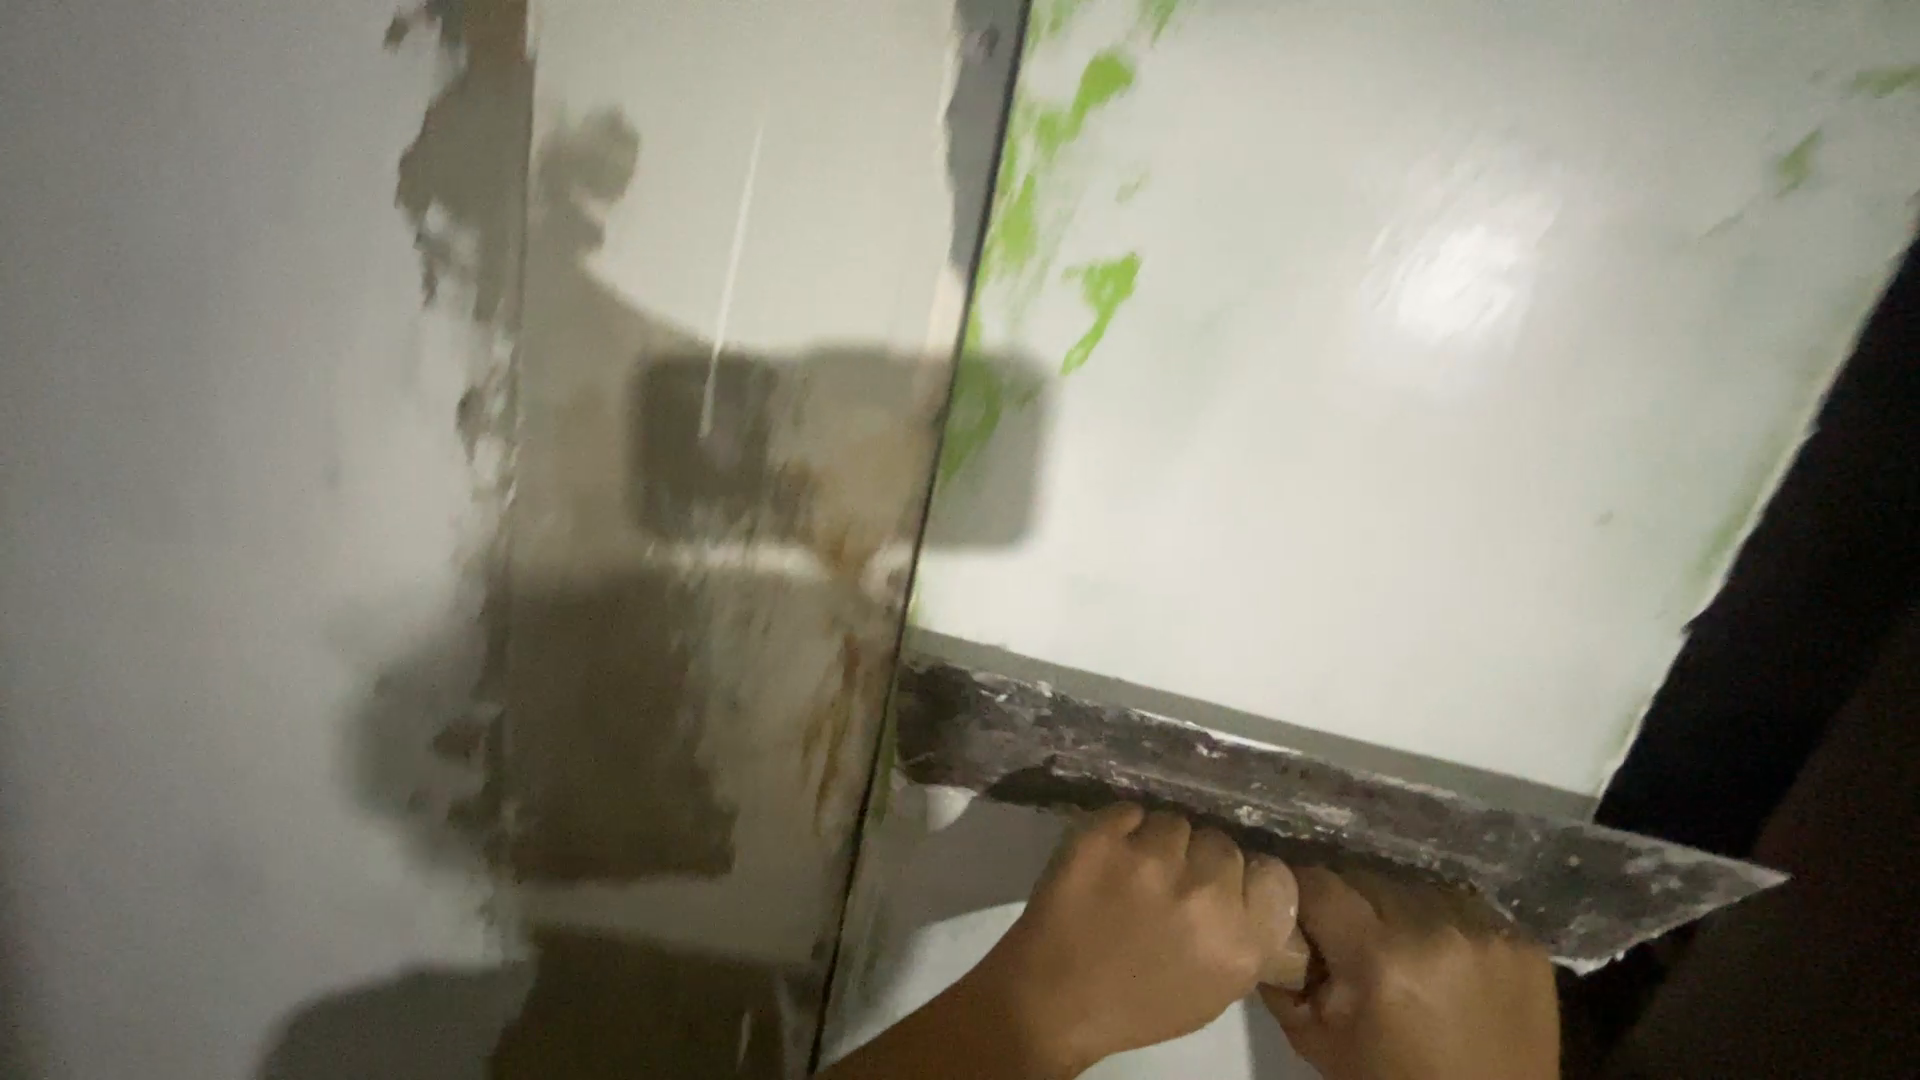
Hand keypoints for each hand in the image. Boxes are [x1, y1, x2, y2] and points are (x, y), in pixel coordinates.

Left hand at [962, 804, 1300, 1075]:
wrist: (1056, 996)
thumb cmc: (1138, 1002)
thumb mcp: (1215, 988)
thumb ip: (1243, 935)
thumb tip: (1248, 887)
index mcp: (1240, 941)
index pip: (1272, 874)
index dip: (1249, 874)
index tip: (1228, 881)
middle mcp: (1202, 893)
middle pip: (1220, 841)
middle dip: (1199, 857)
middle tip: (1173, 880)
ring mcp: (1149, 859)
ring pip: (1173, 820)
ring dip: (1158, 840)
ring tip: (1135, 870)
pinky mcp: (1102, 836)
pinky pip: (1129, 810)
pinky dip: (1121, 828)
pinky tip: (1109, 857)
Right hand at [1259, 867, 1559, 1079]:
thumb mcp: (1315, 1038)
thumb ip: (1280, 974)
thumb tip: (1265, 919)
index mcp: (1378, 956)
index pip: (1317, 882)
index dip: (1300, 894)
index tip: (1296, 911)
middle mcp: (1434, 930)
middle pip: (1365, 878)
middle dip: (1348, 904)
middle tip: (1348, 940)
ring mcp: (1486, 933)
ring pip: (1411, 886)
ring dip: (1395, 910)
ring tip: (1399, 949)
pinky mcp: (1523, 941)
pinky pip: (1460, 906)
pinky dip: (1442, 924)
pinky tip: (1443, 958)